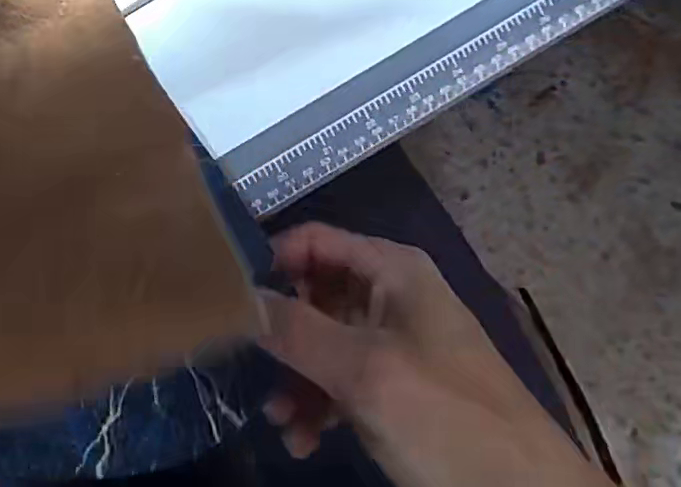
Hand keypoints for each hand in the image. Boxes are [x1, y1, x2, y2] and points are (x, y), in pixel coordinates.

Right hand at [258, 223, 609, 486]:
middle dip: (284, 332)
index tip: (234, 298)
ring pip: (327, 341)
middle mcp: (392, 293)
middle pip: (317, 292)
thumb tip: (240, 296)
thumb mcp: (364, 372)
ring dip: (298, 377)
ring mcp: (398, 340)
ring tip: (281, 421)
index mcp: (391, 269)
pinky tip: (305, 439)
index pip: (316, 240)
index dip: (274, 261)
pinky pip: (346, 378)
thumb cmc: (447, 418)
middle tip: (252, 369)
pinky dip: (321, 402)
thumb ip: (298, 331)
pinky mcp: (401, 385)